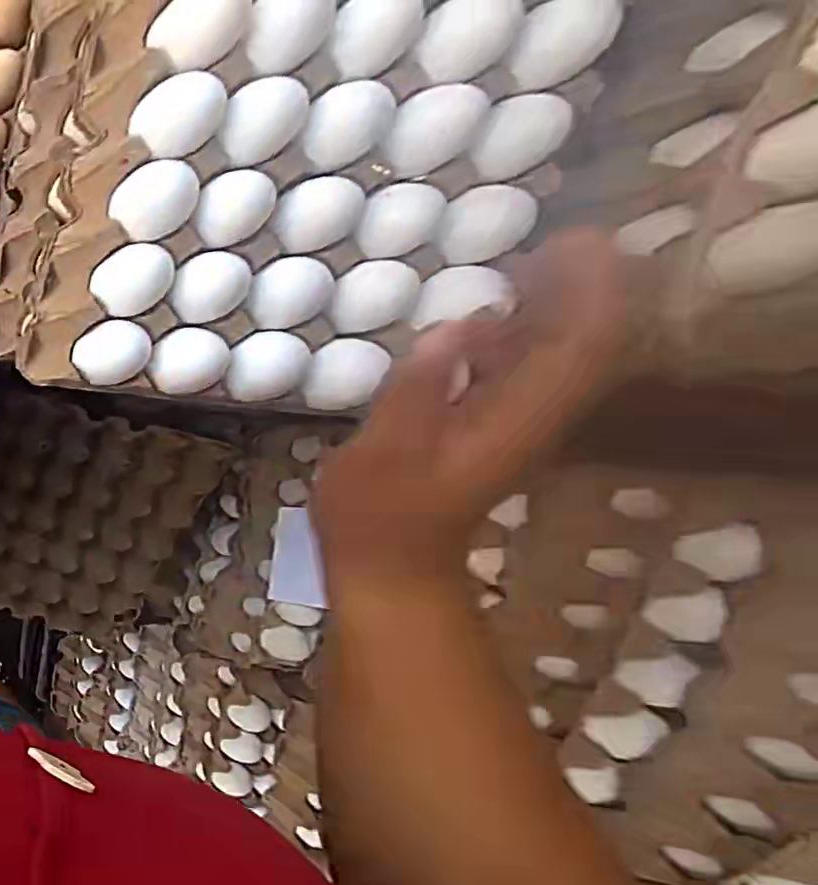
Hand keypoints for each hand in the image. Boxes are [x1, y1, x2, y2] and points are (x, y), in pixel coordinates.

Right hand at [313, 229, 625, 586]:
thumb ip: (414, 390)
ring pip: (552, 355)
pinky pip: (517, 374)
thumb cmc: (376, 514)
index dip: (587, 284)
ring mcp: (510, 426)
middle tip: (539, 246)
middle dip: (576, 287)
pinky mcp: (485, 434)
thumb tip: (450, 328)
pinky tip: (472, 329)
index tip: (561, 242)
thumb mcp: (380, 452)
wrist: (387, 564)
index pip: (583, 339)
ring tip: (508, 273)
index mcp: (515, 418)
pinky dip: (508, 342)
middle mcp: (531, 416)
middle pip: (582, 340)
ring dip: (544, 310)